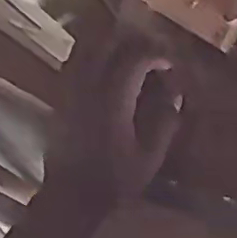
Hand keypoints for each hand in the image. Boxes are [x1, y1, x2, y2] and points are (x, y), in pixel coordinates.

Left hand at [47, 40, 185, 211]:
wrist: (72, 194)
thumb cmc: (115, 179)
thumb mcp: (150, 156)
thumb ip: (164, 122)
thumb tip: (175, 95)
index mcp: (113, 98)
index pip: (135, 57)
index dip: (157, 54)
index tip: (171, 63)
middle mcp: (88, 84)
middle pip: (110, 42)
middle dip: (135, 42)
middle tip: (154, 55)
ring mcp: (70, 87)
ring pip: (89, 46)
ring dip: (113, 45)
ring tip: (132, 58)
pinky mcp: (61, 95)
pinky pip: (77, 60)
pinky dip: (96, 56)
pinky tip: (110, 72)